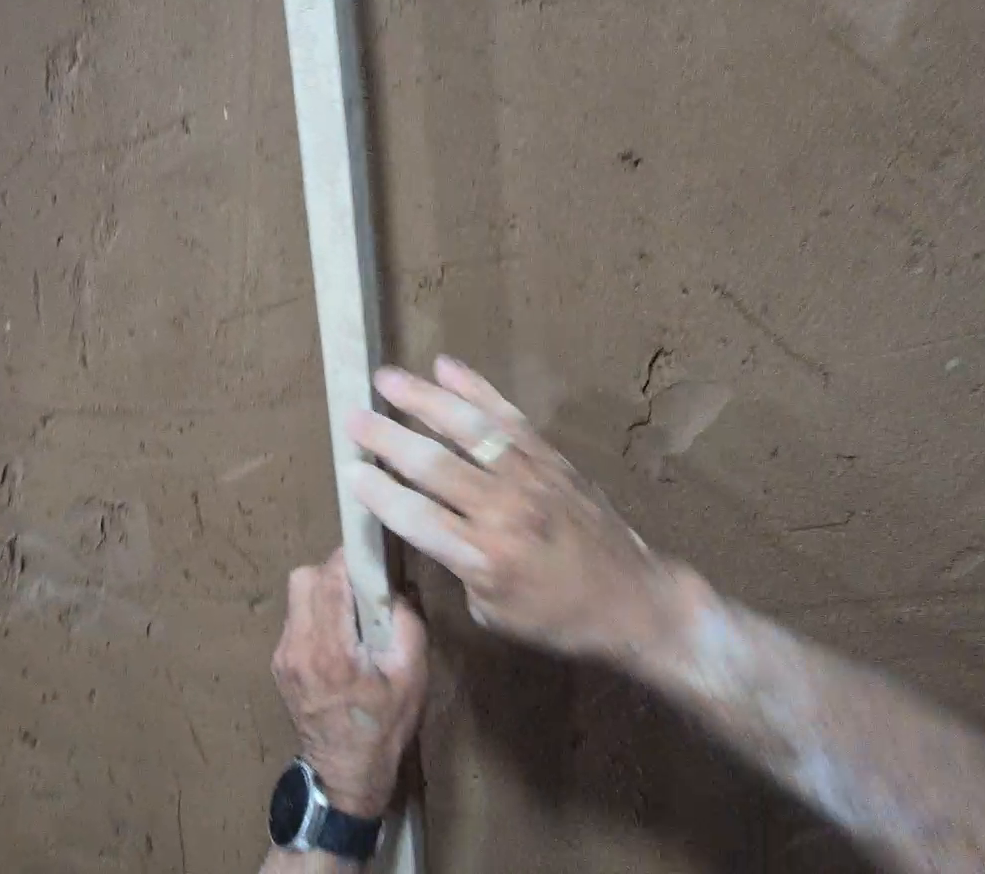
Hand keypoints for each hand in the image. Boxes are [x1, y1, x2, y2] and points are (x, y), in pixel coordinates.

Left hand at [271, 550, 427, 817]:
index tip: (370, 557)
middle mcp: (298, 646)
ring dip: (323, 592)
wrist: (346, 775)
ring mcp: (282, 655)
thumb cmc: (385, 726)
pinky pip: (294, 618)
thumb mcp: (412, 675)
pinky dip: (315, 614)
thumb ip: (407, 622)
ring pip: (295, 594)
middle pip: (303, 577)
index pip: (329, 578)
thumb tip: (397, 584)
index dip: (349, 558)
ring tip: (350, 613)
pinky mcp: (278, 663)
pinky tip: (336, 636)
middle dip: (333, 572)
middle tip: (361, 587)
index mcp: (332, 649)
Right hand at [347, 356, 705, 660]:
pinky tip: (446, 367)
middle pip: (434, 465)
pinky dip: (475, 389)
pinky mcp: (549, 458)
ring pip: (468, 429)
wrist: (634, 600)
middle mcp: (504, 511)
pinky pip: (508, 416)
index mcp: (486, 558)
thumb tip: (427, 523)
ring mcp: (530, 477)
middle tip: (353, 418)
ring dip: (423, 400)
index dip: (380, 493)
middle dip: (388, 439)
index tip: (349, 471)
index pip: (418, 518)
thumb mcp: (494, 611)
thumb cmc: (557, 616)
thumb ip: (457, 563)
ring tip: (387, 379)